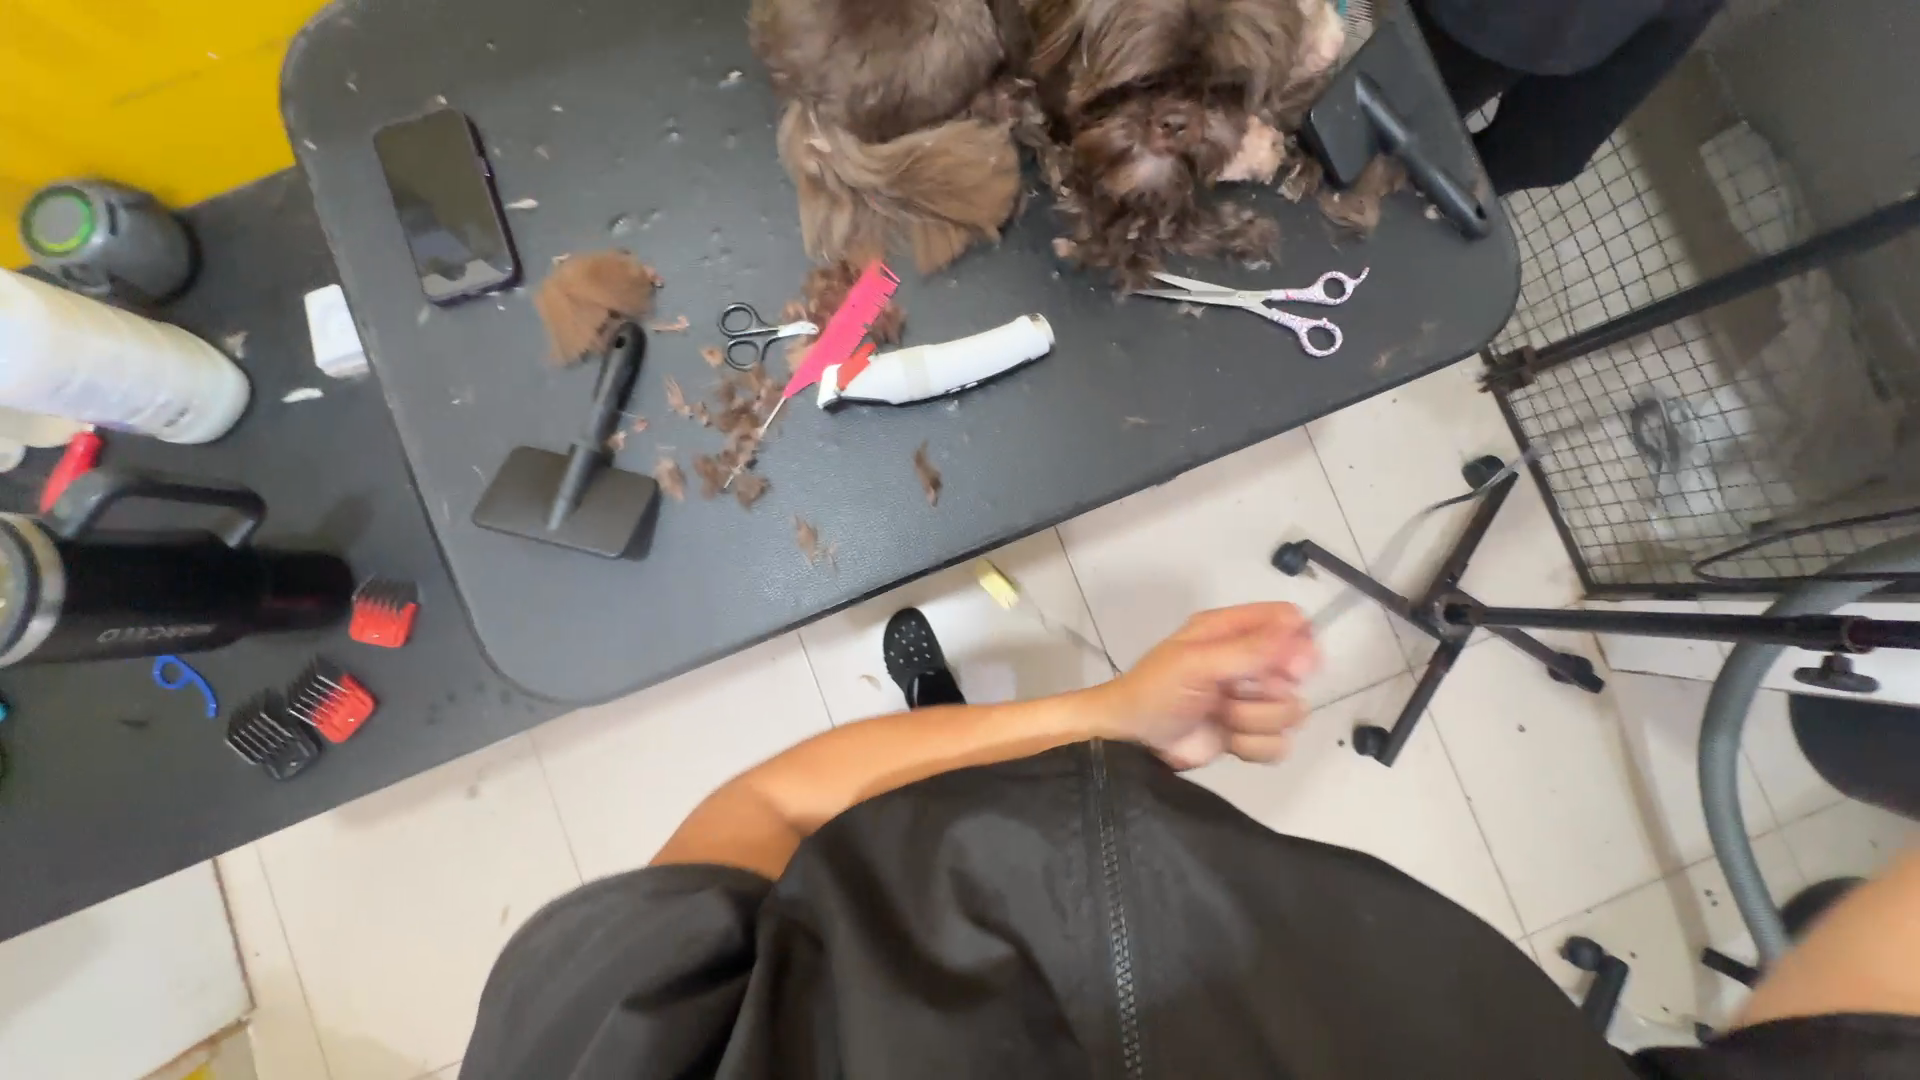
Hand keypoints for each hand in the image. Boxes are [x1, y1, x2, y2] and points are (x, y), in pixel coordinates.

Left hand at [1089, 603, 1317, 769]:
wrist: (1134, 739)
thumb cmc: (1157, 690)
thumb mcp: (1196, 662)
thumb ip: (1248, 649)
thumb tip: (1300, 627)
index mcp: (1228, 631)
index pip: (1285, 621)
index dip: (1298, 641)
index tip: (1292, 666)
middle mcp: (1245, 661)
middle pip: (1296, 671)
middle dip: (1269, 690)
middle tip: (1237, 693)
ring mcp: (1250, 700)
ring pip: (1290, 710)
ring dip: (1254, 720)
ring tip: (1221, 715)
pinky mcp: (1249, 734)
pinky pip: (1279, 743)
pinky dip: (1253, 746)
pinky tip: (1227, 740)